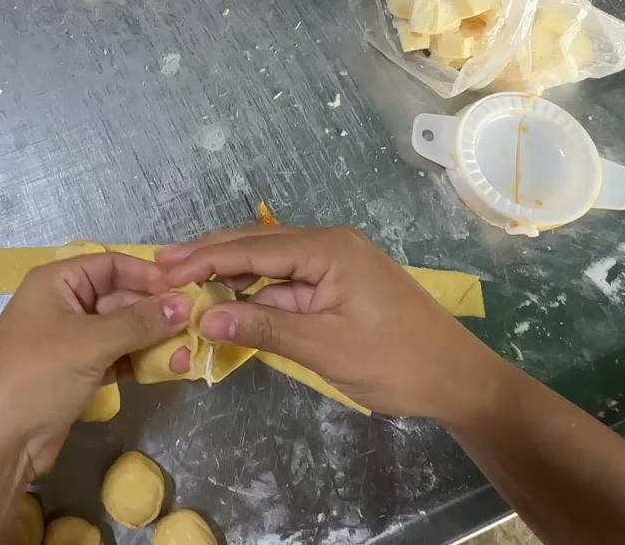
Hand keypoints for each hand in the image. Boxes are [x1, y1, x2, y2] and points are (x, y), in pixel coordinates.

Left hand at [0, 253, 188, 476]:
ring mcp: (69, 340)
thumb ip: (139, 322)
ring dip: (151, 339)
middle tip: (195, 324)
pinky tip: (168, 369)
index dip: (147, 274)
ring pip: (120, 330)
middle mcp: (63, 303)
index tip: (184, 288)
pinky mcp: (76, 372)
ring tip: (186, 353)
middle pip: (118, 297)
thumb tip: (183, 304)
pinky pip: (115, 356)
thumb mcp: (90, 342)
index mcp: (56, 281)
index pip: (110, 264)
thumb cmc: (37, 373)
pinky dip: (138, 361)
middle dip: (154, 311)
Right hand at [158, 225, 506, 421]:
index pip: (252, 248)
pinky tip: (227, 296)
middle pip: (255, 242)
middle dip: (209, 254)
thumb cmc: (397, 362)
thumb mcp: (325, 347)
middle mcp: (327, 242)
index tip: (164, 268)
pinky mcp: (335, 279)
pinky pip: (284, 276)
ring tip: (183, 277)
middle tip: (162, 263)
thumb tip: (205, 319)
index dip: (205, 259)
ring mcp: (332, 259)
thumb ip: (263, 327)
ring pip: (266, 257)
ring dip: (228, 269)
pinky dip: (253, 286)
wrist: (462, 381)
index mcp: (327, 248)